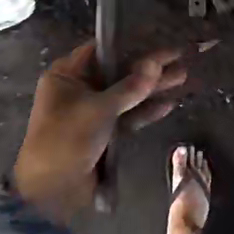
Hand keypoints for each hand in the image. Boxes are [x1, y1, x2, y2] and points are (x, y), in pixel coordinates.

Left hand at [12, 42, 185, 223]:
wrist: (51, 192)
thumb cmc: (66, 140)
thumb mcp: (99, 109)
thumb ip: (130, 87)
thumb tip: (156, 63)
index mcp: (67, 76)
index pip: (102, 50)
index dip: (131, 45)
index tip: (158, 41)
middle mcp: (80, 89)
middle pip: (119, 72)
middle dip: (150, 68)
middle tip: (180, 57)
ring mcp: (93, 111)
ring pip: (128, 94)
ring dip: (153, 87)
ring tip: (183, 76)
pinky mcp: (105, 132)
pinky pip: (129, 115)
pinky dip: (147, 110)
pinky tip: (169, 103)